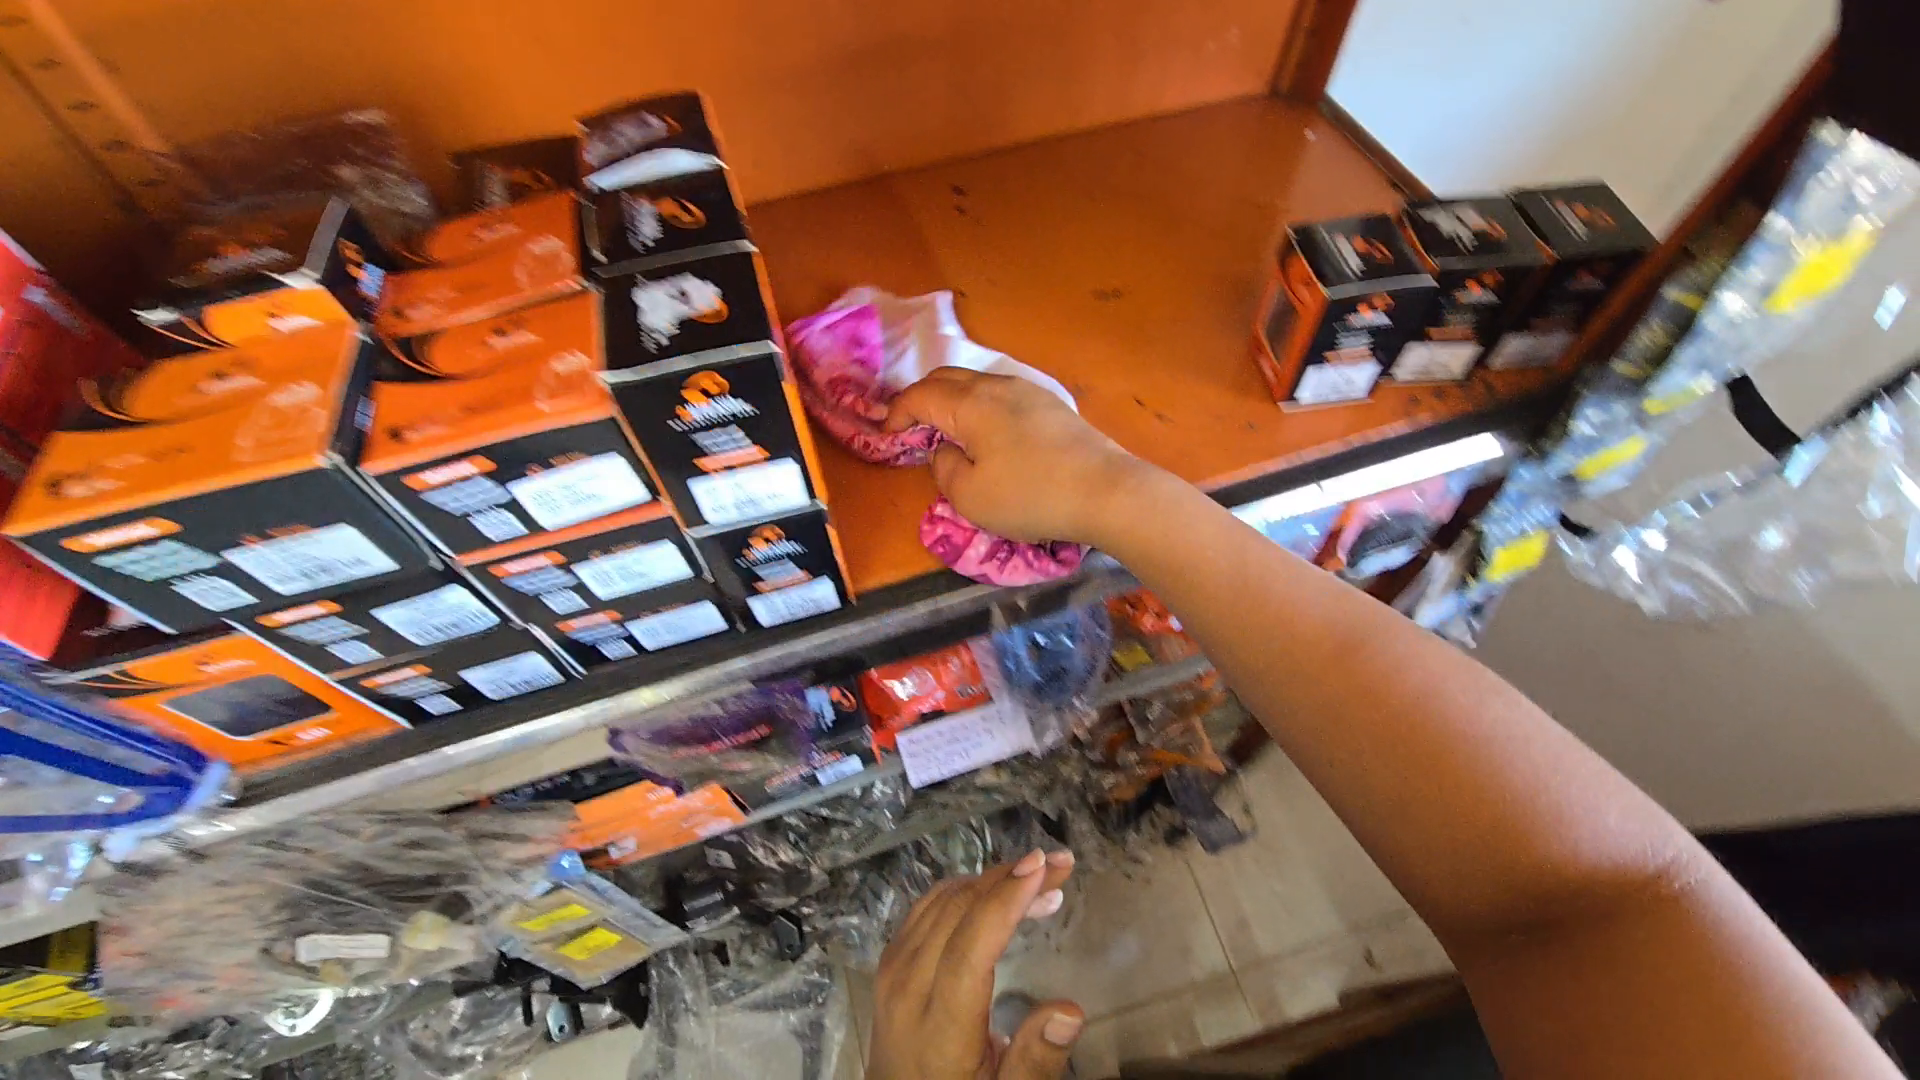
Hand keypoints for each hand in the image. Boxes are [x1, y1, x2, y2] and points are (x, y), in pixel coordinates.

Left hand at [868, 849, 1083, 1079]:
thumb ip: (1035, 1060)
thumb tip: (1071, 1011)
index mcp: (939, 1026)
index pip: (972, 943)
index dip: (1008, 898)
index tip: (1045, 865)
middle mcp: (908, 985)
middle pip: (959, 909)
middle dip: (1011, 878)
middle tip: (1058, 865)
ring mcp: (893, 967)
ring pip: (943, 900)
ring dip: (992, 879)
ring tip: (1038, 876)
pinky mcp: (889, 960)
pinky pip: (927, 906)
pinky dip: (966, 889)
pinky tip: (996, 892)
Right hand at [884, 369, 1150, 544]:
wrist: (1106, 491)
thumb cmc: (1031, 496)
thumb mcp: (970, 497)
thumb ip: (945, 468)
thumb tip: (947, 450)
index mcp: (970, 403)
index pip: (920, 396)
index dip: (897, 414)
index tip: (886, 435)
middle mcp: (997, 386)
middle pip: (947, 379)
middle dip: (921, 399)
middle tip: (911, 426)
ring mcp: (1029, 391)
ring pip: (977, 383)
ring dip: (953, 400)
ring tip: (947, 428)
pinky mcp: (1052, 406)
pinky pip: (1002, 395)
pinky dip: (981, 407)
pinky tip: (988, 433)